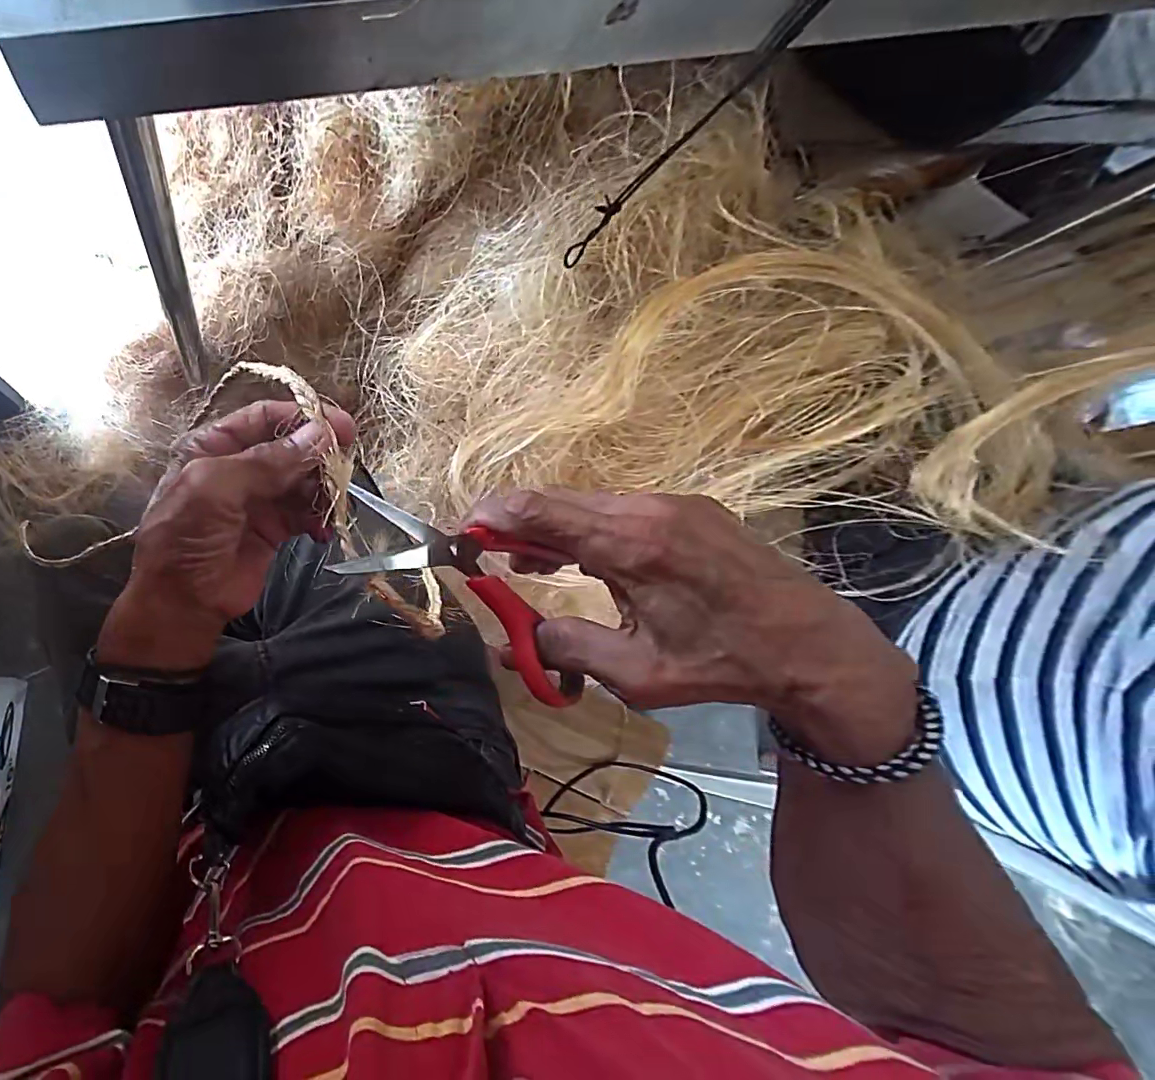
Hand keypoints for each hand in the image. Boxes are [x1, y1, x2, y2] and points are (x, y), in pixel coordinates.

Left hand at [98, 400, 355, 671]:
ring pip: (301, 480)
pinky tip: (323, 531)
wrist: (181, 601)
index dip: (302, 417)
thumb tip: (319, 435)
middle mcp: (236, 468)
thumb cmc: (185, 536)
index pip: (263, 418)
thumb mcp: (216, 487)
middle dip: (318, 455)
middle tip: (346, 465)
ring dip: (322, 489)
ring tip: (333, 504)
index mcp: (212, 446)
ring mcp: (256, 500)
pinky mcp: (272, 530)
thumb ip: (267, 461)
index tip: (339, 425)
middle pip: (289, 448)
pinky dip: (319, 518)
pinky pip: (305, 513)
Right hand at [464, 490, 917, 764]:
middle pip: (551, 499)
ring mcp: (669, 503)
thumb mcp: (635, 671)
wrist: (820, 649)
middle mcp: (646, 509)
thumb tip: (504, 645)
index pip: (536, 509)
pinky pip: (610, 508)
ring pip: (580, 502)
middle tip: (484, 556)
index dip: (488, 516)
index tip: (459, 537)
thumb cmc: (724, 664)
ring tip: (527, 565)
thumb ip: (562, 647)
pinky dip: (577, 528)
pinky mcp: (684, 509)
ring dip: (543, 527)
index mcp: (631, 545)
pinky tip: (576, 558)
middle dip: (508, 523)